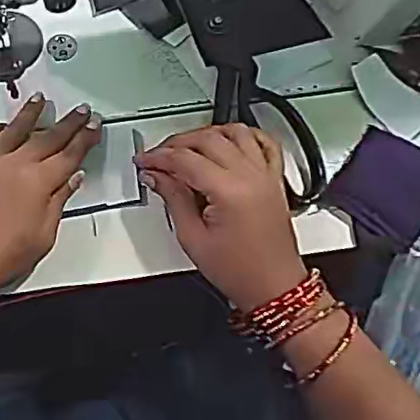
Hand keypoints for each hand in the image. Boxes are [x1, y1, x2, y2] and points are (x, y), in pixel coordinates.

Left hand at [0, 94, 101, 286]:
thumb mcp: (42, 237)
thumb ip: (58, 203)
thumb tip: (71, 180)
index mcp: (38, 183)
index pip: (69, 154)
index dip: (84, 139)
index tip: (93, 127)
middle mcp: (14, 165)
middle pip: (47, 137)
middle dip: (67, 123)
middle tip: (79, 112)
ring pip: (13, 129)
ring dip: (30, 114)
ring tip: (40, 100)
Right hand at [135, 124, 305, 308]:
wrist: (273, 287)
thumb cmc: (240, 271)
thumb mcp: (193, 237)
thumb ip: (173, 199)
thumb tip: (157, 176)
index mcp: (230, 191)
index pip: (185, 159)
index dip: (158, 157)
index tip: (145, 162)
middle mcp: (251, 177)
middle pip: (207, 139)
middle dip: (176, 143)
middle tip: (158, 157)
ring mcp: (266, 176)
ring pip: (236, 132)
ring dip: (207, 133)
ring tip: (188, 146)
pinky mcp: (274, 180)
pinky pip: (265, 143)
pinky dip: (246, 135)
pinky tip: (229, 139)